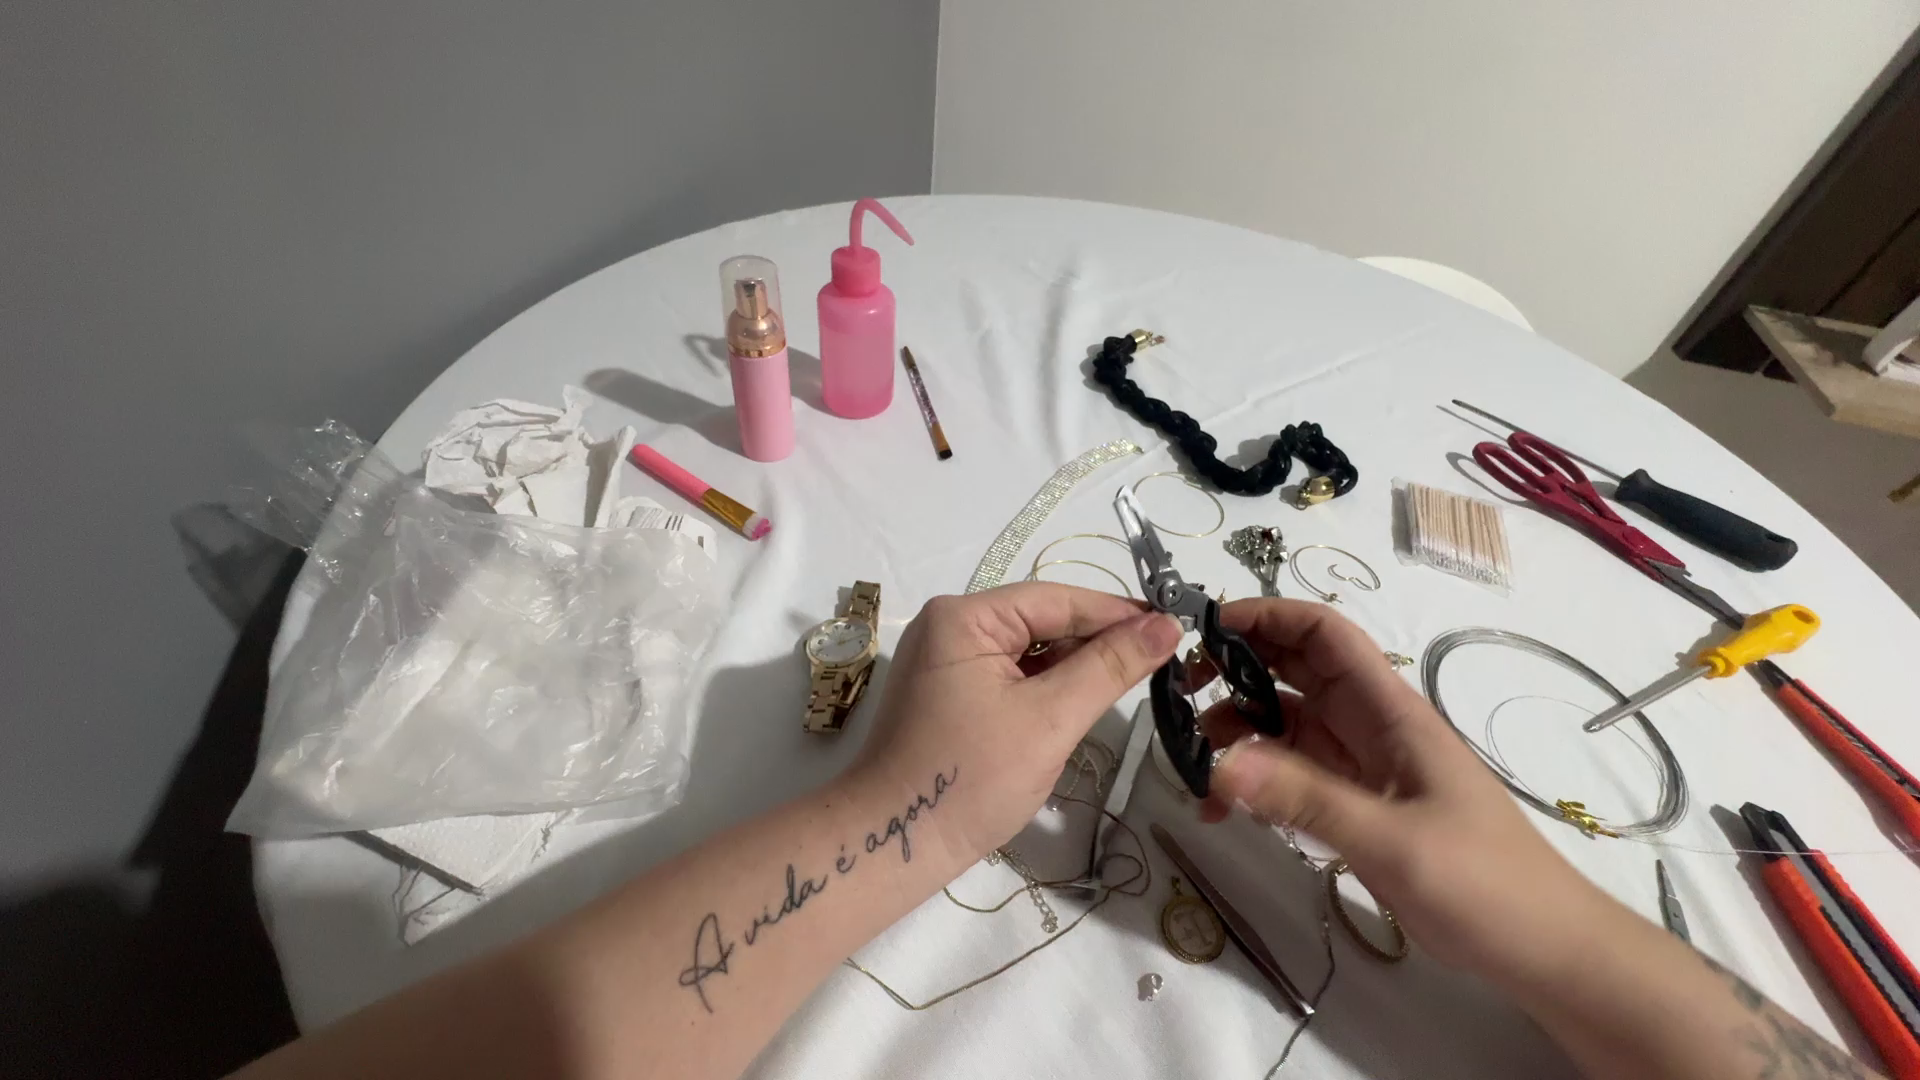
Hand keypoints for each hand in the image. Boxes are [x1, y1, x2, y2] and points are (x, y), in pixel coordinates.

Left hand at [846, 583, 1181, 870]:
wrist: (895, 844)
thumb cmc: (971, 779)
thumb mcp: (1050, 719)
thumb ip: (1109, 666)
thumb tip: (1166, 624)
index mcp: (964, 616)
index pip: (1056, 599)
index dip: (1117, 612)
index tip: (1174, 627)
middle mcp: (951, 625)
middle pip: (1042, 620)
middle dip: (1098, 640)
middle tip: (1163, 659)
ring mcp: (948, 659)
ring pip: (1030, 650)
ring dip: (1076, 666)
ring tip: (1134, 679)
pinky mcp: (952, 691)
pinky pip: (1012, 675)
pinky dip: (1049, 687)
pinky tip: (1083, 700)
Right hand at [1192, 599, 1609, 979]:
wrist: (1542, 951)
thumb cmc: (1484, 883)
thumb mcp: (1393, 841)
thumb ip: (1306, 799)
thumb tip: (1218, 764)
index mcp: (1386, 708)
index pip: (1322, 633)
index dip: (1265, 616)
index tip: (1203, 629)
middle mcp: (1363, 722)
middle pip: (1289, 667)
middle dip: (1231, 666)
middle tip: (1178, 690)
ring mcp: (1351, 760)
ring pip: (1277, 718)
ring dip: (1231, 729)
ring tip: (1192, 763)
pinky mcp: (1344, 797)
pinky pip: (1282, 769)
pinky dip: (1248, 777)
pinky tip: (1221, 810)